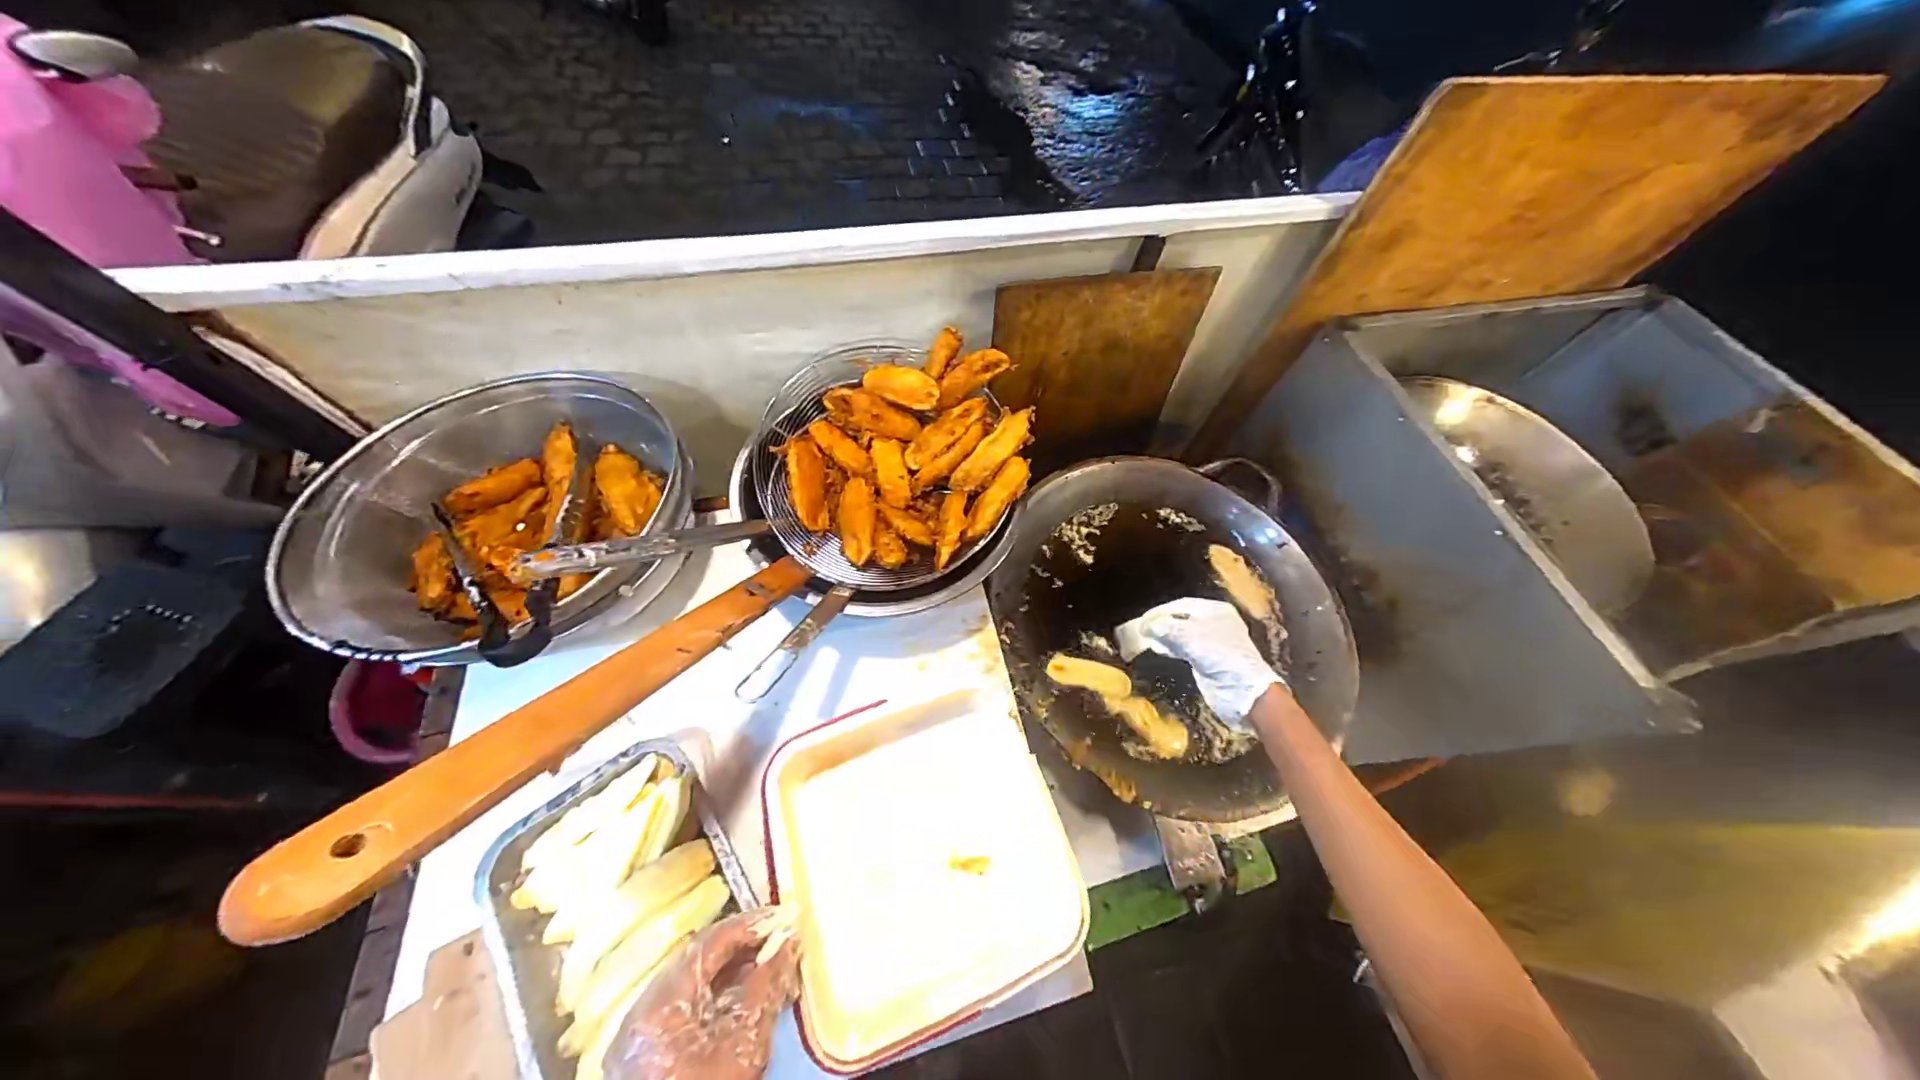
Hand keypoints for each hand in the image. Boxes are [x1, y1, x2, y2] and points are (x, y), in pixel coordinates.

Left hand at [600, 907, 800, 1079]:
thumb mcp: (745, 1042)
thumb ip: (766, 984)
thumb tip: (789, 939)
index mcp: (659, 1006)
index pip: (707, 945)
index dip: (747, 926)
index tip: (782, 917)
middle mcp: (640, 1014)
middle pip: (695, 960)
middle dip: (741, 945)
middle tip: (779, 936)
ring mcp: (640, 1037)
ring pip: (691, 983)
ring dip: (731, 969)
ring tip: (770, 962)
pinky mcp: (647, 1058)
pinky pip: (685, 1008)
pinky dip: (717, 995)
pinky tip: (746, 995)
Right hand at [1115, 597, 1282, 729]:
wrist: (1243, 692)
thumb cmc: (1220, 656)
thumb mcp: (1190, 637)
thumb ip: (1165, 628)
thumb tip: (1144, 625)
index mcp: (1215, 610)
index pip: (1181, 605)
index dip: (1160, 611)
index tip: (1141, 619)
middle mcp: (1214, 623)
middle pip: (1181, 618)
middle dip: (1160, 623)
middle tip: (1140, 629)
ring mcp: (1212, 643)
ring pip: (1181, 635)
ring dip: (1163, 636)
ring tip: (1144, 639)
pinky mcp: (1208, 660)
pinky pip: (1185, 649)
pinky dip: (1170, 648)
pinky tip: (1157, 649)